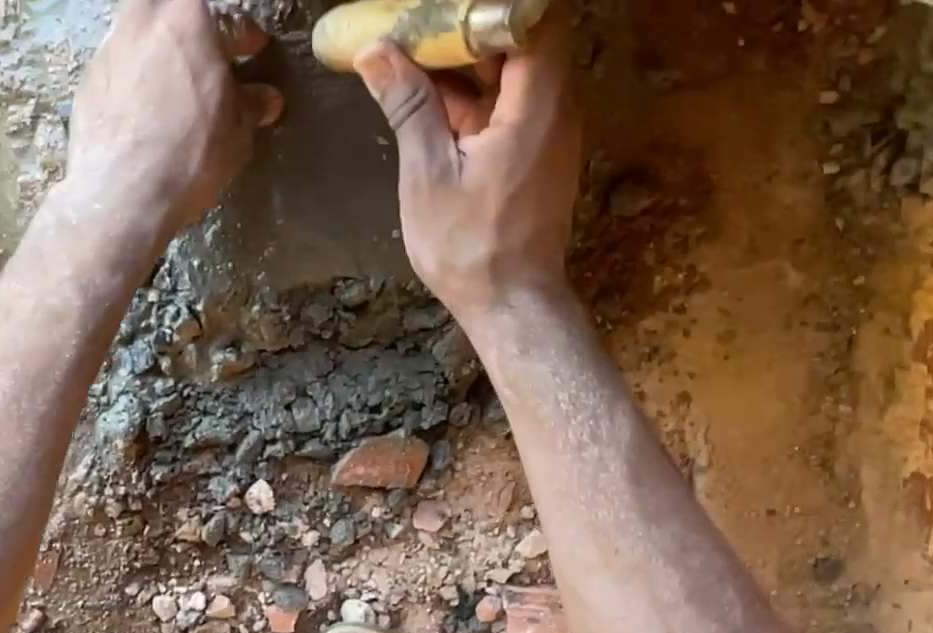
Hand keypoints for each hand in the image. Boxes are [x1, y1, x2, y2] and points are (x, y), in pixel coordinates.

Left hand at [61, 0, 283, 243]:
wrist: (122, 195)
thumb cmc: (188, 157)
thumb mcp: (235, 135)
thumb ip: (249, 107)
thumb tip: (265, 99)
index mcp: (189, 18)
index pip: (227, 18)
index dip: (244, 38)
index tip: (252, 50)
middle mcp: (144, 20)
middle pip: (172, 12)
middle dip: (189, 30)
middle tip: (204, 58)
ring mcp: (110, 47)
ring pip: (141, 36)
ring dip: (158, 55)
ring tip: (171, 91)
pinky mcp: (87, 81)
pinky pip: (118, 70)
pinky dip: (133, 83)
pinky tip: (142, 115)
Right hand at [354, 8, 580, 318]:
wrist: (511, 304)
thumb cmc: (468, 247)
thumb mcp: (428, 175)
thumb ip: (409, 107)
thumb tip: (377, 53)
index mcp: (536, 104)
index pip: (530, 18)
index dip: (484, 12)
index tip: (437, 17)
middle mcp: (555, 108)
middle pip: (522, 39)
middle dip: (468, 31)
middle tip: (415, 34)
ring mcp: (550, 132)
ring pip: (514, 73)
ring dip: (467, 65)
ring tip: (413, 65)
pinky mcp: (538, 156)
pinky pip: (511, 105)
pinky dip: (475, 97)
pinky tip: (432, 107)